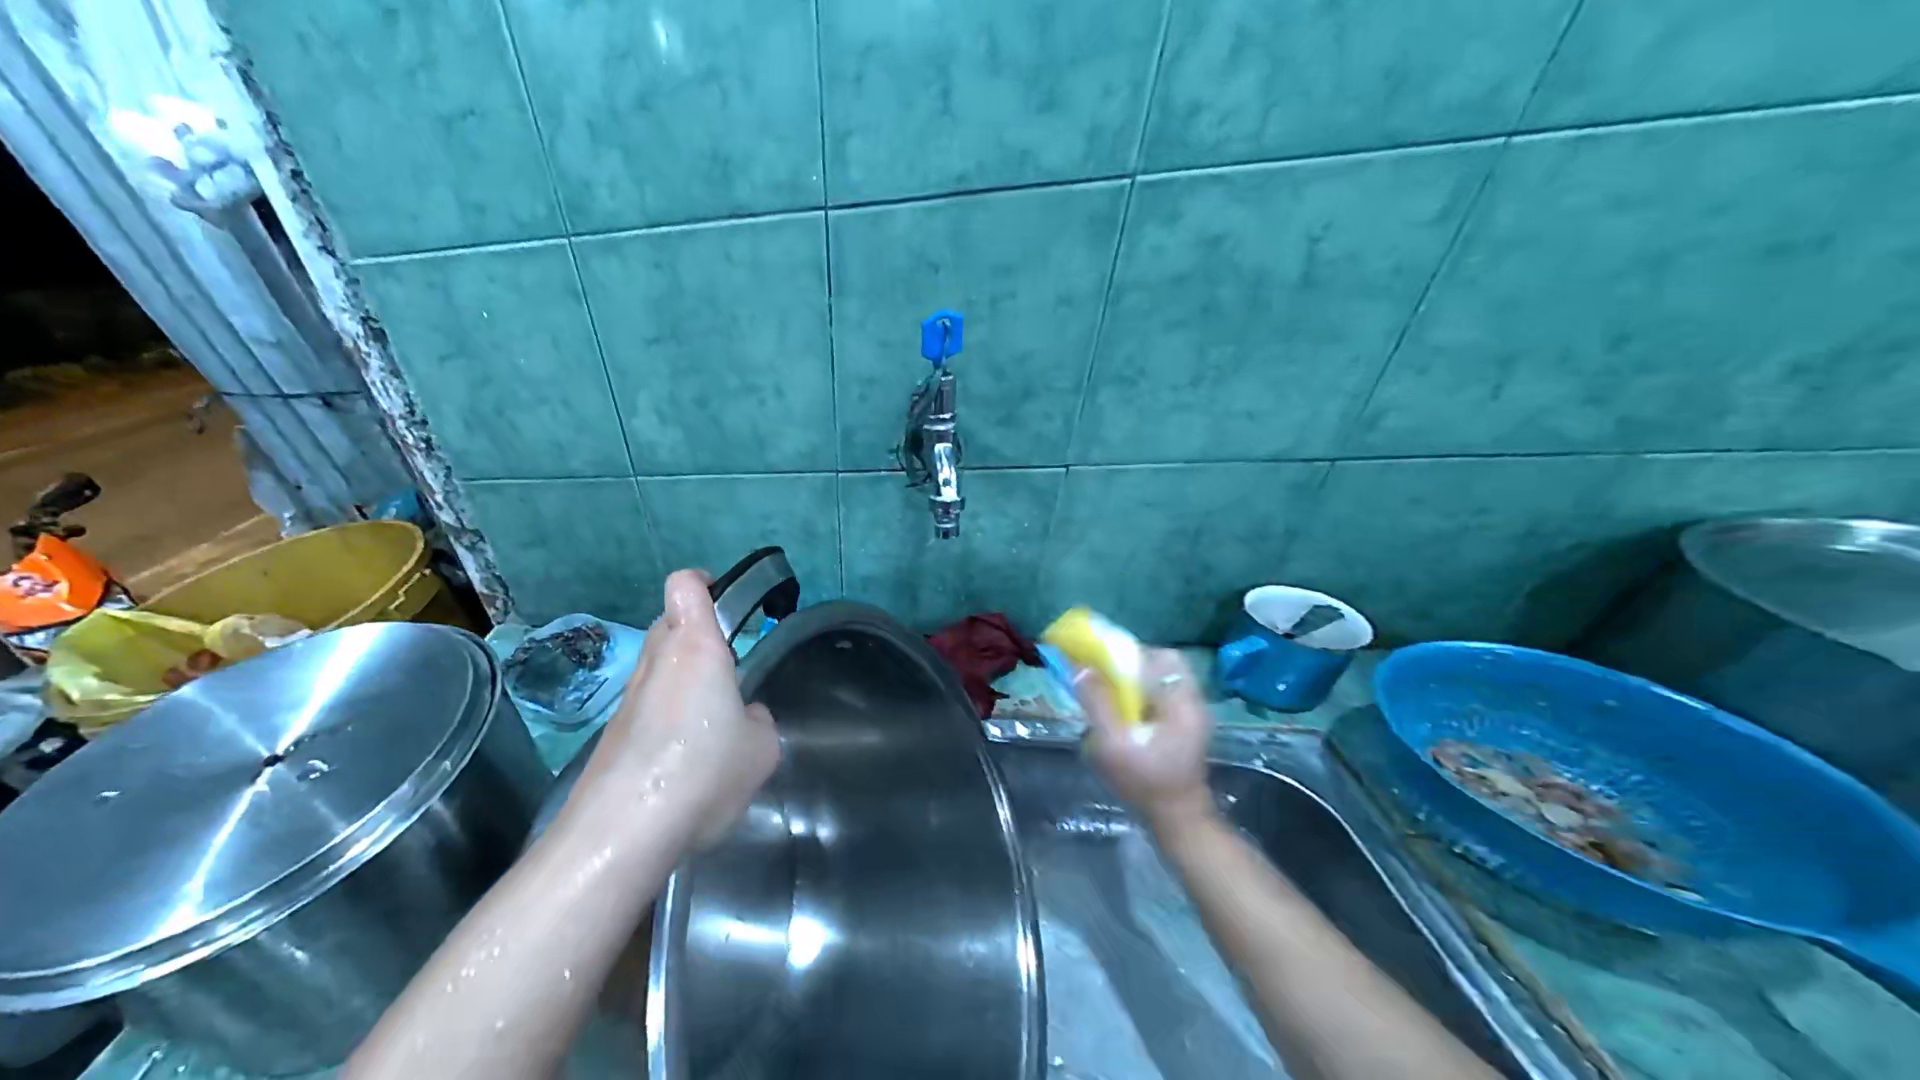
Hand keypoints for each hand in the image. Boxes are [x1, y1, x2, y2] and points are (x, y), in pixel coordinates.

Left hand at [563, 570, 780, 847]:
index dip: (707, 582)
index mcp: (696, 648)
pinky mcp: (613, 732)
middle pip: (671, 623)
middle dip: (700, 636)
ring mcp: (629, 697)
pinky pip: (649, 704)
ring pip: (659, 666)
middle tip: (730, 670)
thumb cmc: (703, 771)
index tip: (729, 602)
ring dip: (684, 679)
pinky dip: (668, 715)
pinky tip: (686, 759)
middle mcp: (657, 661)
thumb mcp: (762, 748)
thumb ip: (759, 720)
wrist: (622, 832)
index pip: (686, 585)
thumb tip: (743, 716)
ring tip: (713, 721)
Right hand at [1073, 648, 1215, 827]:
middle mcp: (1193, 702)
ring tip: (1111, 698)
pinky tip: (1124, 716)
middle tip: (1105, 680)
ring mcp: (1191, 715)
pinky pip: (1162, 698)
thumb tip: (1080, 668)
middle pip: (1164, 664)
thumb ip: (1098, 704)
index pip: (1164, 656)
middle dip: (1132, 666)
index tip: (1106, 662)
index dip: (1132, 653)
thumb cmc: (1147, 782)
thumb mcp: (1115, 744)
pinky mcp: (1185, 728)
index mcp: (1183, 701)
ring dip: (1136, 682)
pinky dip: (1142, 697)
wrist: (1178, 821)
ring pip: (1162, 681)